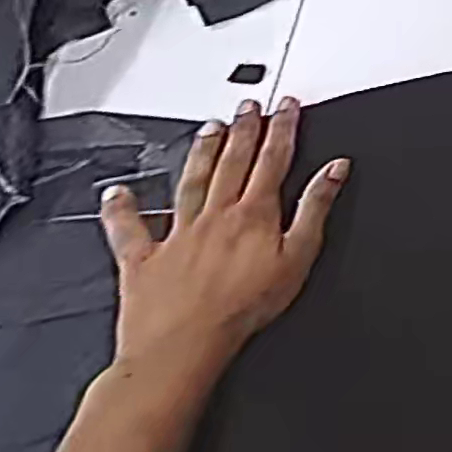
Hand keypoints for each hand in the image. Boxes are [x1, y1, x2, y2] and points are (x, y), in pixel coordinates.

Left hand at [99, 98, 348, 393]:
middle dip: (244, 130)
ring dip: (201, 152)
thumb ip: (316, 206)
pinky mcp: (144, 259)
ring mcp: (177, 234)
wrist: (184, 345)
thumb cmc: (246, 304)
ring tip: (209, 127)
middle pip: (232, 162)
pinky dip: (121, 208)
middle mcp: (215, 216)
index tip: (287, 107)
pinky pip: (129, 228)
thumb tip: (334, 170)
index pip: (273, 159)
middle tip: (248, 106)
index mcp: (254, 214)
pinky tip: (117, 191)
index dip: (282, 129)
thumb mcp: (300, 253)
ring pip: (190, 182)